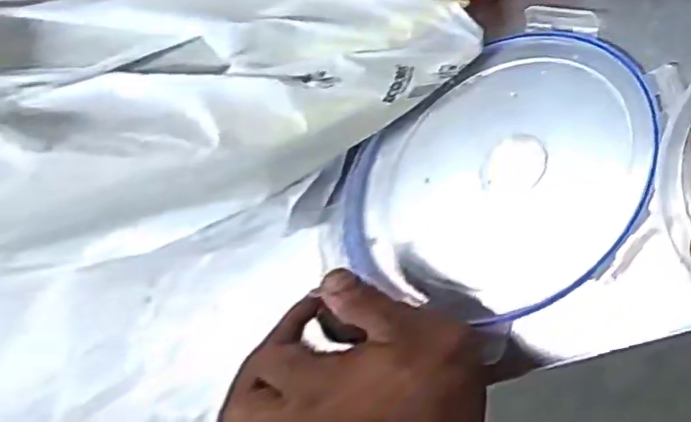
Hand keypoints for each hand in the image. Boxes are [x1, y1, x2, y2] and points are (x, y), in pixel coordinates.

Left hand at [220, 269, 485, 421]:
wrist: (448, 420)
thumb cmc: (433, 374)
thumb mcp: (410, 328)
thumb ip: (365, 306)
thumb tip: (330, 282)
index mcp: (310, 385)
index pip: (271, 353)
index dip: (291, 320)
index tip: (320, 302)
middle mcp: (292, 420)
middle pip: (242, 401)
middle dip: (263, 363)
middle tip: (296, 338)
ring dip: (265, 395)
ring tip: (299, 371)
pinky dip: (284, 412)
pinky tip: (313, 399)